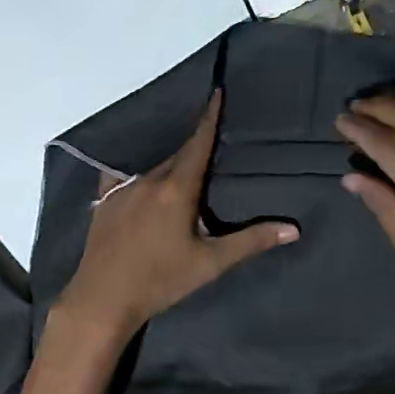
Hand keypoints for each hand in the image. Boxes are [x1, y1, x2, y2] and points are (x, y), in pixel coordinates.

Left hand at [58, 92, 298, 332]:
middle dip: (194, 145)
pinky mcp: (103, 201)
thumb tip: (292, 229)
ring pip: (152, 166)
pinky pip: (122, 175)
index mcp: (176, 189)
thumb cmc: (160, 281)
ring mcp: (121, 189)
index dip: (209, 118)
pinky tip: (139, 175)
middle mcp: (148, 180)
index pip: (197, 144)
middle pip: (176, 155)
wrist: (102, 300)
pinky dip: (137, 171)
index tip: (216, 93)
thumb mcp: (210, 263)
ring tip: (183, 163)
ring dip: (169, 162)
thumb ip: (250, 241)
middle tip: (211, 138)